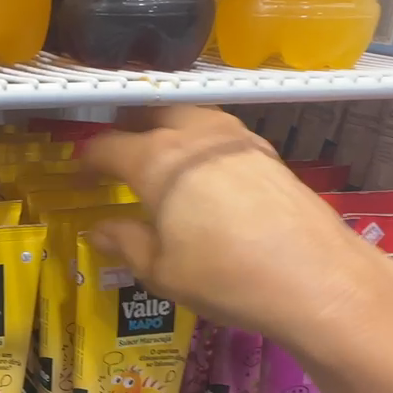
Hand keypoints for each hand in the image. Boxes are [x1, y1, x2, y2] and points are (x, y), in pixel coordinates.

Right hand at [82, 106, 392, 367]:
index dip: (88, 156)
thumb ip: (124, 242)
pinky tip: (202, 171)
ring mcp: (237, 140)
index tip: (77, 168)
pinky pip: (221, 135)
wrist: (314, 278)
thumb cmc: (223, 277)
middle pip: (154, 114)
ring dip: (169, 128)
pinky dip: (201, 143)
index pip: (109, 146)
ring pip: (192, 118)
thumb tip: (97, 229)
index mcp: (158, 162)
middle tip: (116, 151)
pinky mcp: (268, 154)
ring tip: (158, 154)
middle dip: (129, 126)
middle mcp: (196, 137)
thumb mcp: (160, 270)